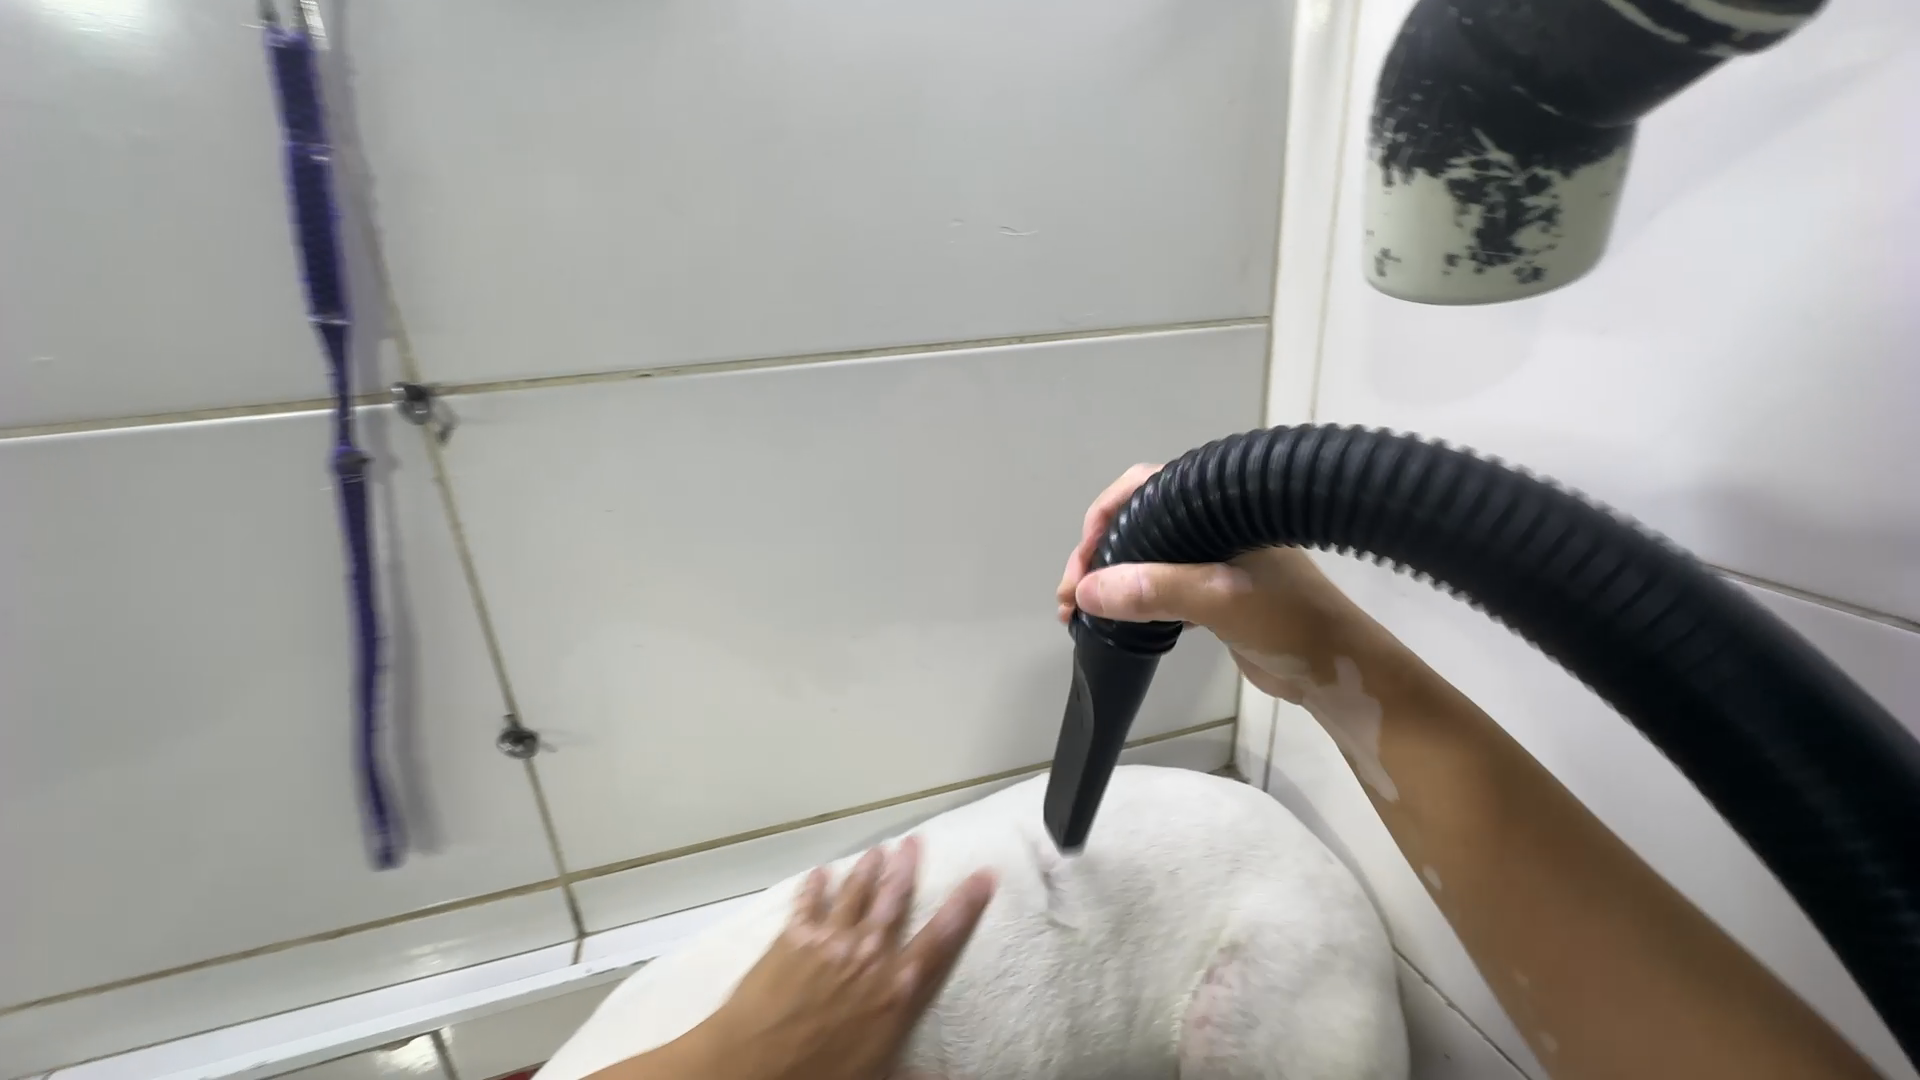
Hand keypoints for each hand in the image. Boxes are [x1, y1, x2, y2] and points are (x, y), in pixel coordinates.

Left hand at [701, 837, 996, 1079]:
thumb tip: (956, 1079)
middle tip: (914, 840)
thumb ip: (917, 1073)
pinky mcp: (793, 938)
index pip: (942, 938)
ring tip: (877, 849)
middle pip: (893, 899)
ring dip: (867, 868)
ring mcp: (829, 940)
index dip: (966, 904)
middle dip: (907, 867)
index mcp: (896, 989)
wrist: (751, 1070)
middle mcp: (868, 954)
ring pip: (855, 892)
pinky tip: (819, 873)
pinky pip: (808, 902)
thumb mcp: (880, 1079)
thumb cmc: (821, 1079)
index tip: (984, 874)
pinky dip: (815, 885)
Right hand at [1055, 464, 1365, 703]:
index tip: (1083, 559)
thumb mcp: (1220, 600)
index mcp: (1219, 506)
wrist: (1336, 672)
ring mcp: (1211, 559)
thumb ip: (1155, 591)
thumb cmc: (1289, 622)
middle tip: (1070, 596)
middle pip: (1136, 523)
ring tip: (1075, 612)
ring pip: (1143, 557)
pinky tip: (1111, 622)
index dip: (1105, 515)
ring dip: (1108, 581)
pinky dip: (1129, 601)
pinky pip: (1157, 586)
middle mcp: (1211, 524)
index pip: (1145, 487)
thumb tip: (1086, 592)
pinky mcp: (1211, 592)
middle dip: (1096, 556)